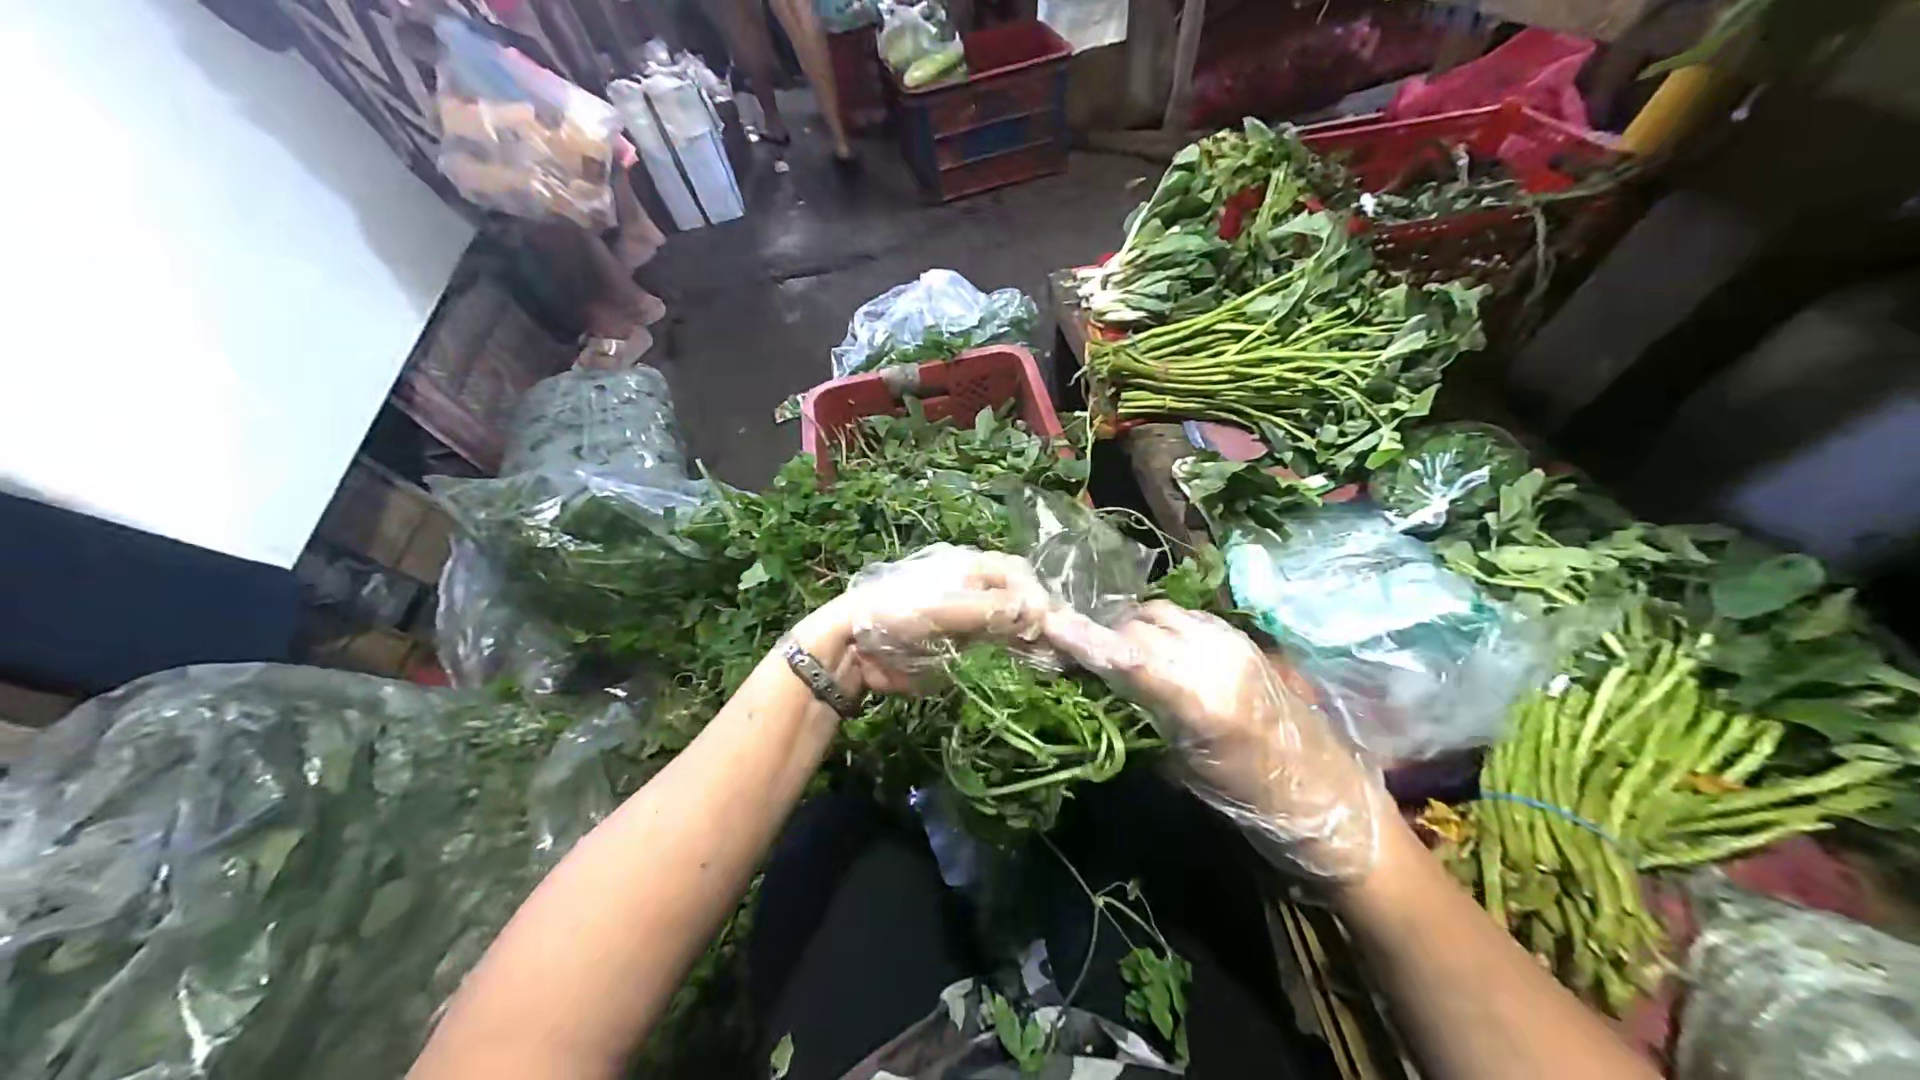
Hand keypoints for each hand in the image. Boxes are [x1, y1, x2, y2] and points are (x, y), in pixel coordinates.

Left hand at [820, 545, 1054, 694]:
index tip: (1044, 622)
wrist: (853, 647)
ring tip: (1056, 656)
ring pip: (1015, 622)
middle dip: (1042, 617)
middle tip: (1061, 642)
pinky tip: (1035, 663)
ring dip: (1035, 636)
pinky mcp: (964, 645)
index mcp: (970, 568)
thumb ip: (988, 609)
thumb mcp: (941, 608)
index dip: (1034, 594)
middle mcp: (976, 589)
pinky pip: (999, 644)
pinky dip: (1019, 652)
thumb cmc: (895, 613)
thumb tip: (1035, 610)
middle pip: (1021, 597)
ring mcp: (972, 617)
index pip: (1016, 574)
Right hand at [1047, 601, 1382, 878]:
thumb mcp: (1186, 769)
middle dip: (1106, 637)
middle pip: (1139, 626)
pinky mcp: (1246, 640)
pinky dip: (1163, 628)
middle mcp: (1217, 659)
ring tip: (1120, 652)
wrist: (1331, 799)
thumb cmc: (1253, 802)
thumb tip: (1104, 688)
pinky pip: (1188, 618)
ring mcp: (1234, 643)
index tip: (1046, 622)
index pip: (1127, 656)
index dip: (1083, 638)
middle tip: (1082, 656)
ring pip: (1162, 613)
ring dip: (1134, 627)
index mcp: (1201, 701)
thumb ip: (1144, 717)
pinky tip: (1160, 651)